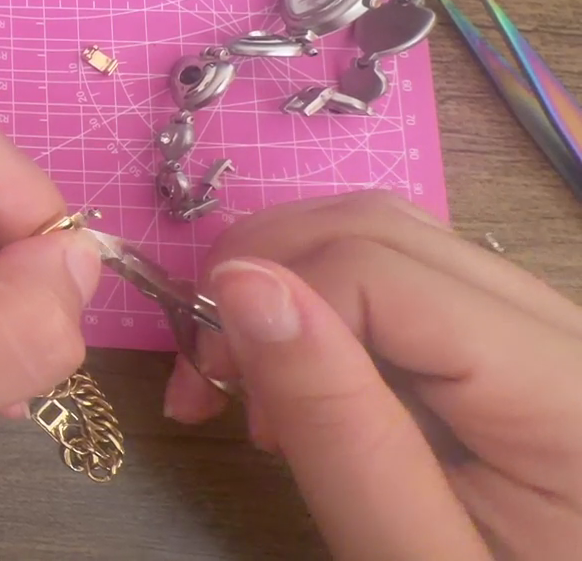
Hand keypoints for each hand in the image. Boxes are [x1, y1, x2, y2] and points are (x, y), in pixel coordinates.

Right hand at [165, 192, 581, 559]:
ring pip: (376, 229)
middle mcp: (579, 337)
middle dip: (257, 276)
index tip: (210, 385)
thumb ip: (333, 418)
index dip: (267, 303)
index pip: (374, 270)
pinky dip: (313, 290)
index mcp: (578, 398)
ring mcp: (551, 328)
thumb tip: (240, 279)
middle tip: (214, 370)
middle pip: (374, 227)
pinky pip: (394, 262)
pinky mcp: (513, 334)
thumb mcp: (406, 550)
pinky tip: (298, 360)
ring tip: (250, 368)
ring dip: (278, 278)